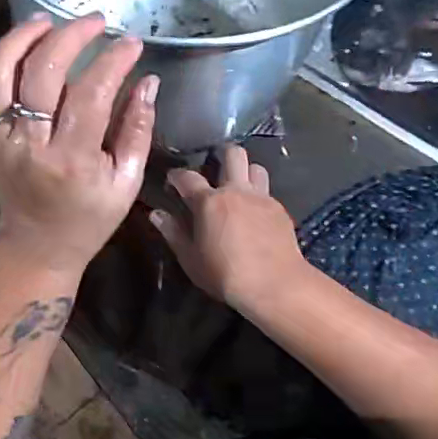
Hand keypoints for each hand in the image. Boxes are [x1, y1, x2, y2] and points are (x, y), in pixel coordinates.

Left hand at [0, 13, 157, 273]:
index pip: (91, 95)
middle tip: (96, 22)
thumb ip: (137, 130)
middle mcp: (32, 145)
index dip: (113, 62)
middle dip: (70, 37)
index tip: (132, 43)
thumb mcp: (126, 182)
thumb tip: (147, 81)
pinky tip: (6, 42)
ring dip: (20, 40)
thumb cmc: (89, 218)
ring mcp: (3, 140)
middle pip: (41, 74)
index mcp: (73, 160)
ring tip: (47, 20)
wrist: (39, 246)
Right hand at [151, 144, 310, 307]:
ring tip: (239, 186)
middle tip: (214, 167)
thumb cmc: (225, 275)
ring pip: (256, 167)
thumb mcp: (191, 259)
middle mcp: (236, 191)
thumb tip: (157, 214)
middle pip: (233, 154)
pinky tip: (255, 213)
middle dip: (222, 154)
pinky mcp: (280, 209)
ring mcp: (261, 198)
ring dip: (246, 172)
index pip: (187, 177)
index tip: (172, 180)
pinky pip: (268, 191)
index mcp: (209, 201)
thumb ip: (173, 233)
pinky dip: (259, 196)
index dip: (176, 175)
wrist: (274, 284)